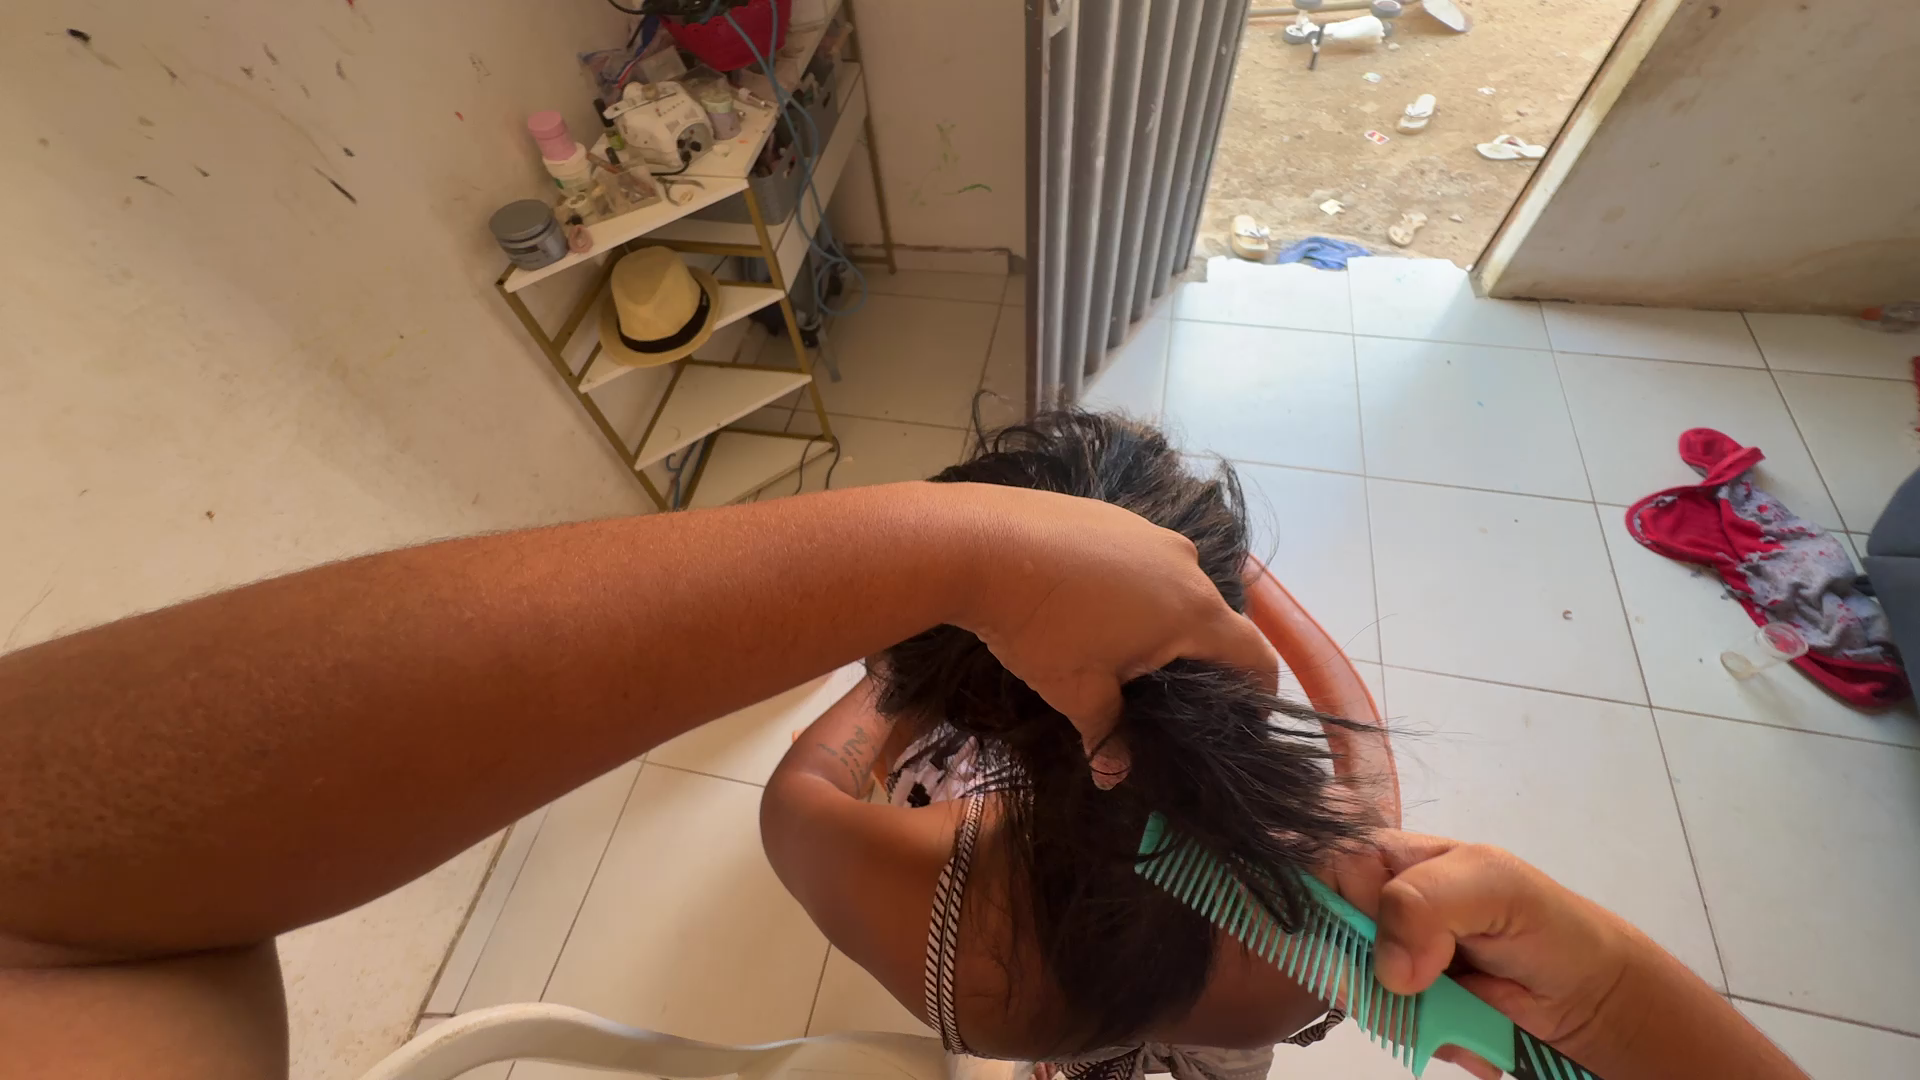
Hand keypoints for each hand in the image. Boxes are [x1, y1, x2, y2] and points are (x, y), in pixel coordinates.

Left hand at [942, 483, 1279, 786]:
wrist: (981, 544)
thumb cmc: (1041, 625)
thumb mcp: (1076, 689)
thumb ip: (1107, 735)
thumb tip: (1113, 778)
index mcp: (1191, 609)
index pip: (1253, 654)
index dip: (1258, 691)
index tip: (1243, 717)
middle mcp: (1183, 561)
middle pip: (1212, 616)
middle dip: (1198, 654)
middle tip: (1166, 687)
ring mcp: (1146, 529)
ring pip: (1172, 582)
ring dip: (1160, 614)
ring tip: (1122, 642)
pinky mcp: (1110, 512)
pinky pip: (1138, 555)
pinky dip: (1129, 581)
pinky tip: (1089, 598)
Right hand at [1328, 832, 1635, 1078]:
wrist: (1593, 994)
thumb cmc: (1539, 918)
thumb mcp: (1488, 883)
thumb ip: (1423, 901)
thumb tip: (1385, 970)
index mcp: (1376, 854)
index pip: (1316, 864)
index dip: (1320, 897)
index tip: (1357, 936)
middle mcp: (1368, 902)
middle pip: (1323, 930)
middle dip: (1364, 967)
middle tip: (1415, 987)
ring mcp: (1384, 956)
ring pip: (1353, 984)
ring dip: (1404, 1010)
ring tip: (1462, 1013)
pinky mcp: (1404, 1004)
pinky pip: (1389, 1024)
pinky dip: (1428, 1037)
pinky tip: (1466, 1032)